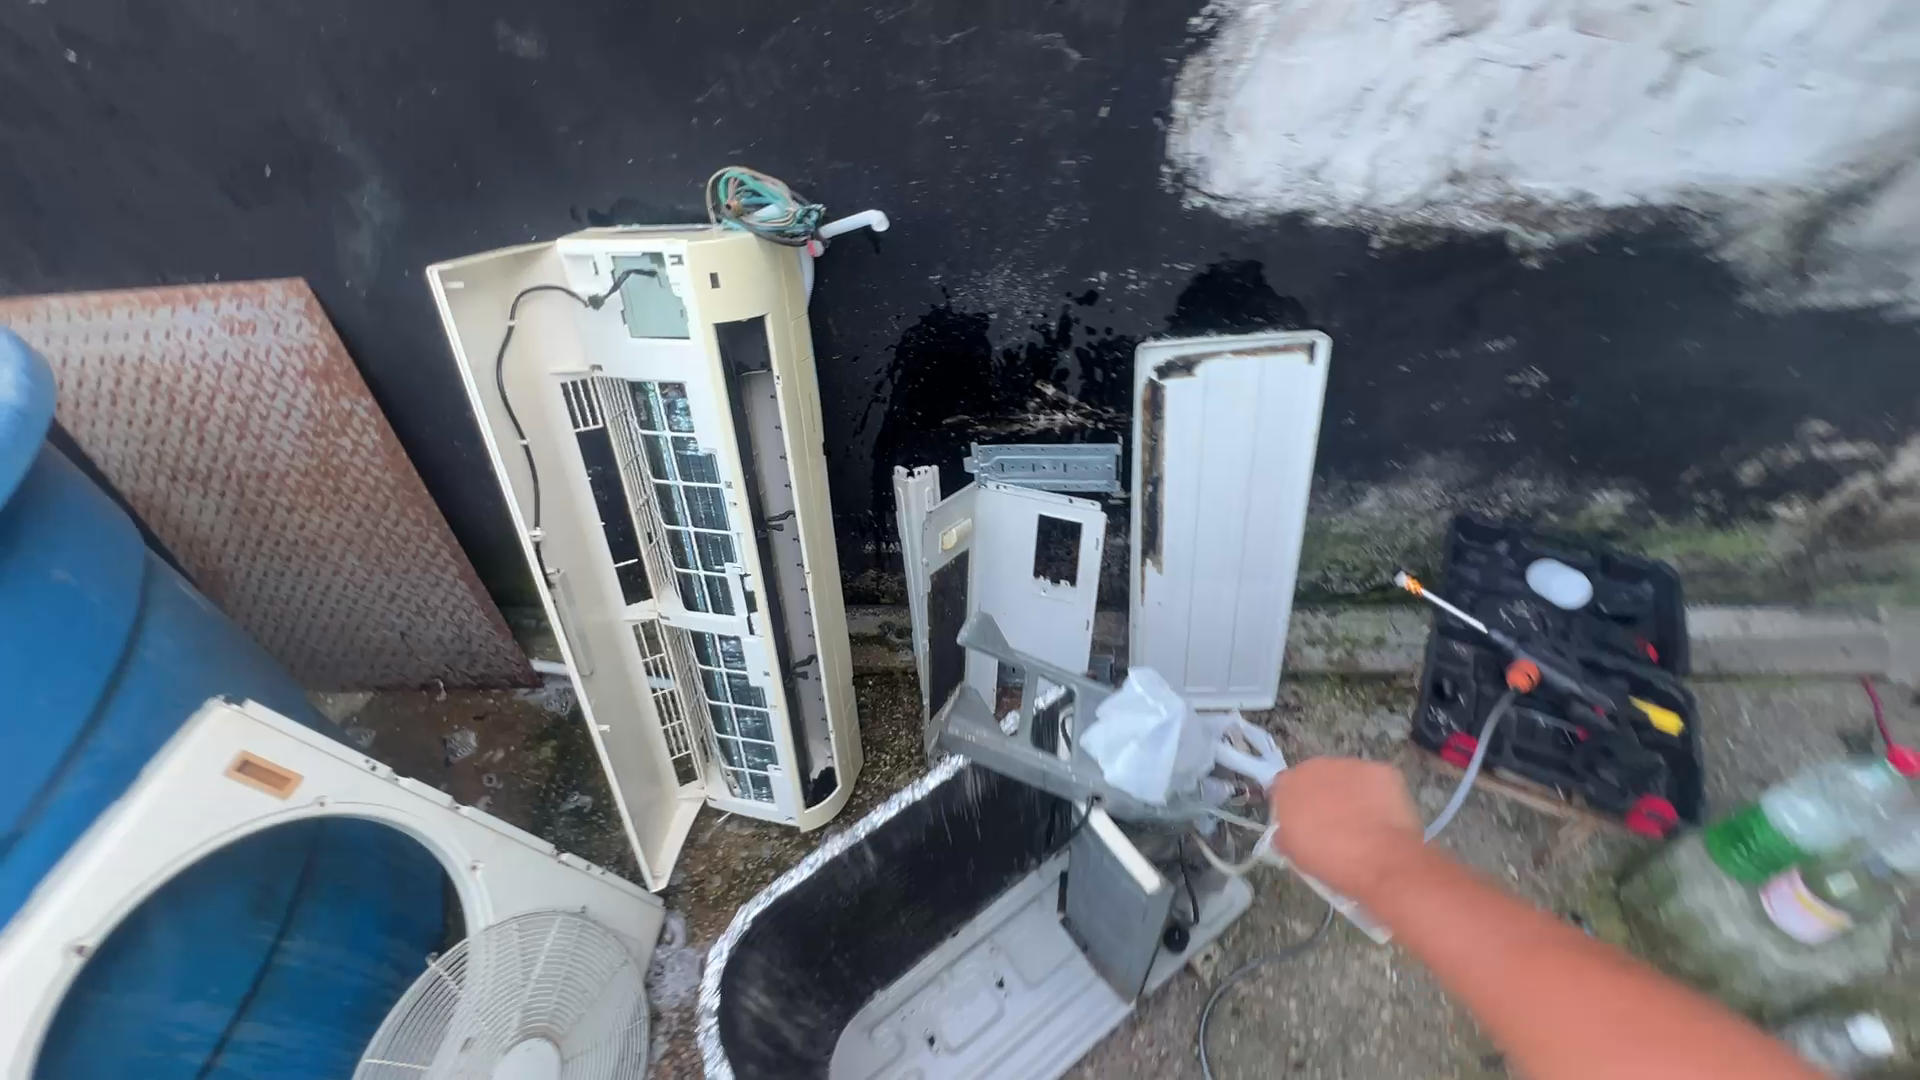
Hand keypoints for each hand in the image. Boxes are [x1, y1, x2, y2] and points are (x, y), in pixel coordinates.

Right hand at [1267, 757, 1425, 900]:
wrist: (1379, 860)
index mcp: (1287, 783)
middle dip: (1323, 796)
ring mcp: (1349, 765)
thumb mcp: (1293, 853)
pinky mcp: (1381, 771)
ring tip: (1363, 822)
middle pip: (1315, 777)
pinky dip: (1378, 796)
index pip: (1285, 788)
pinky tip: (1382, 818)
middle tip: (1334, 824)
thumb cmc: (1329, 858)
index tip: (1305, 825)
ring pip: (1346, 777)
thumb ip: (1284, 833)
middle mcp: (1314, 766)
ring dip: (1350, 794)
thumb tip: (1287, 833)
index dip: (1296, 806)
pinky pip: (1375, 782)